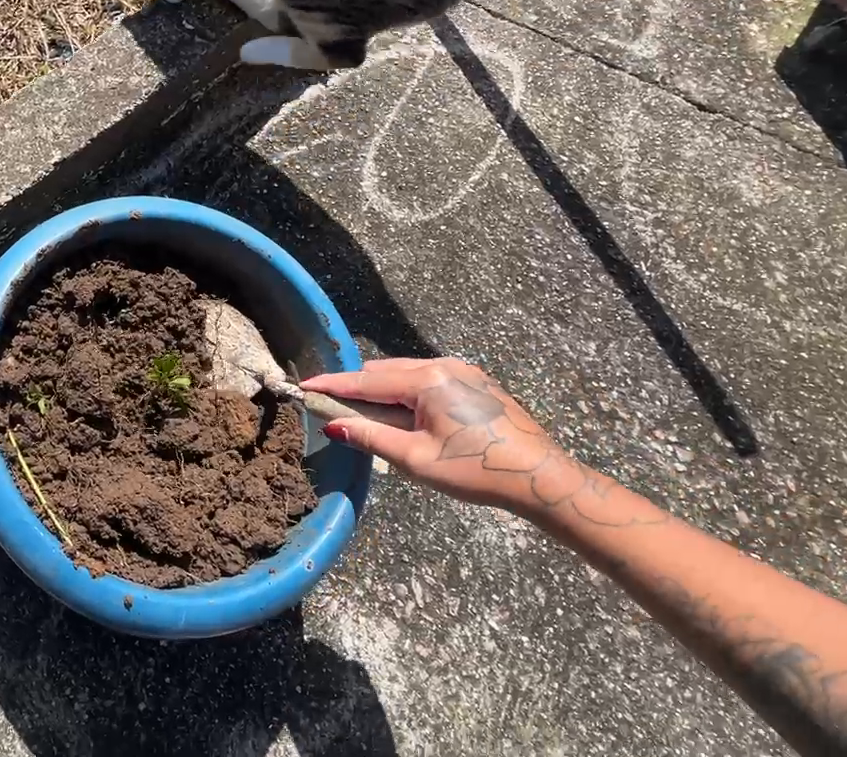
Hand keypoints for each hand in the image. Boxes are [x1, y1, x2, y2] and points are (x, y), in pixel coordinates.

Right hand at [301, 357, 590, 514]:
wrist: (544, 481)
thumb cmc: (476, 471)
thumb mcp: (414, 459)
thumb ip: (369, 437)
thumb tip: (331, 425)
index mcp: (427, 380)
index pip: (365, 381)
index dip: (332, 385)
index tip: (303, 386)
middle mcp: (443, 365)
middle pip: (383, 371)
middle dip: (355, 386)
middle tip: (331, 404)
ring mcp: (463, 370)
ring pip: (405, 373)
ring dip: (381, 389)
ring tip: (364, 412)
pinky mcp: (477, 382)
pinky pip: (427, 379)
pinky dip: (405, 391)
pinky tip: (403, 413)